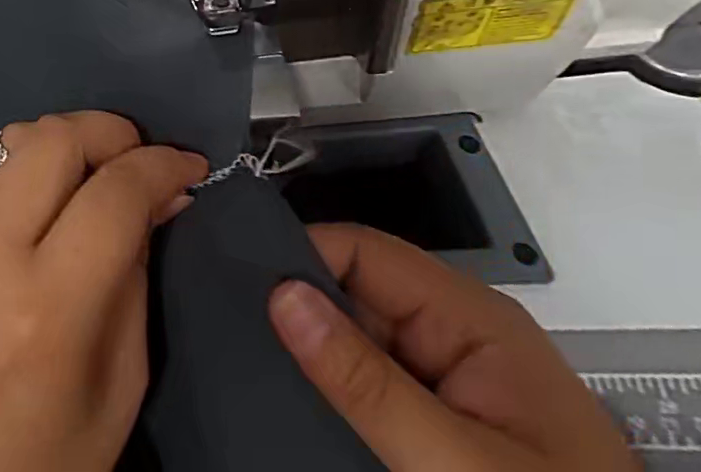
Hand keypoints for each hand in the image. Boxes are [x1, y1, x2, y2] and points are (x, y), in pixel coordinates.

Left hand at [0, 111, 207, 471]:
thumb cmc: (52, 445)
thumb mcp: (123, 375)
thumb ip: (139, 270)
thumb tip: (161, 196)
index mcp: (49, 305)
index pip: (113, 194)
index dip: (162, 166)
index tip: (190, 165)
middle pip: (55, 140)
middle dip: (111, 132)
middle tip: (141, 160)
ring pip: (17, 137)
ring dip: (70, 137)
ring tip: (101, 167)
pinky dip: (32, 156)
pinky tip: (56, 184)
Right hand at [271, 225, 640, 471]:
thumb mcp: (456, 463)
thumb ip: (366, 381)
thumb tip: (282, 295)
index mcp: (470, 316)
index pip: (362, 250)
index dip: (299, 256)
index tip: (237, 281)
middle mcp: (456, 331)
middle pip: (354, 288)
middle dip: (297, 307)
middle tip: (230, 326)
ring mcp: (448, 374)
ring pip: (355, 336)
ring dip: (310, 349)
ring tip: (248, 358)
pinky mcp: (440, 413)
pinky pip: (369, 378)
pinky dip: (331, 385)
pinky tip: (292, 396)